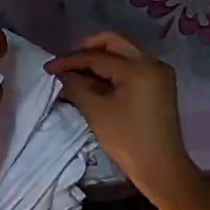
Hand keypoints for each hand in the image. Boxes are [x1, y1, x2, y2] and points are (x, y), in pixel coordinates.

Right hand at [45, 31, 202, 208]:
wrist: (160, 166)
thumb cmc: (127, 139)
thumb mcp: (95, 111)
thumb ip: (76, 86)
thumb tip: (63, 74)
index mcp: (139, 68)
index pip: (97, 56)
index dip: (70, 60)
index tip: (48, 67)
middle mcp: (152, 63)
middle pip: (115, 43)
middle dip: (87, 50)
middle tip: (65, 62)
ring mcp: (159, 73)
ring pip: (124, 53)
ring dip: (99, 58)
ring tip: (76, 72)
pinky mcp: (159, 84)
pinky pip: (132, 66)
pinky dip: (112, 69)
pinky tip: (95, 80)